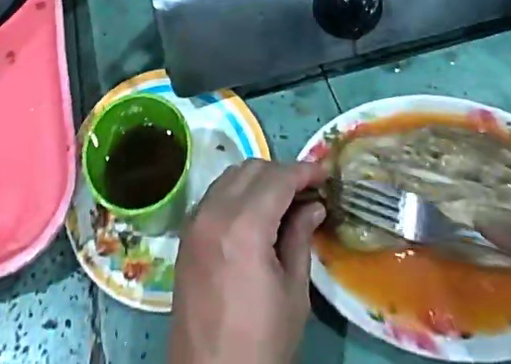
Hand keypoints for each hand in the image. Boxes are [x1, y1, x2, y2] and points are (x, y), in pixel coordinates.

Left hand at [169, 158, 328, 363]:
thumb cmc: (260, 342)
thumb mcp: (293, 293)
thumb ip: (300, 238)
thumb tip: (313, 206)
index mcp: (244, 226)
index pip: (279, 178)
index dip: (305, 171)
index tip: (325, 175)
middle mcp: (214, 213)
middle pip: (253, 169)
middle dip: (282, 173)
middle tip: (307, 192)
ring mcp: (195, 223)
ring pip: (230, 176)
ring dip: (258, 179)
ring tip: (282, 202)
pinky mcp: (185, 237)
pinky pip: (214, 195)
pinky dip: (236, 192)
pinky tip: (254, 214)